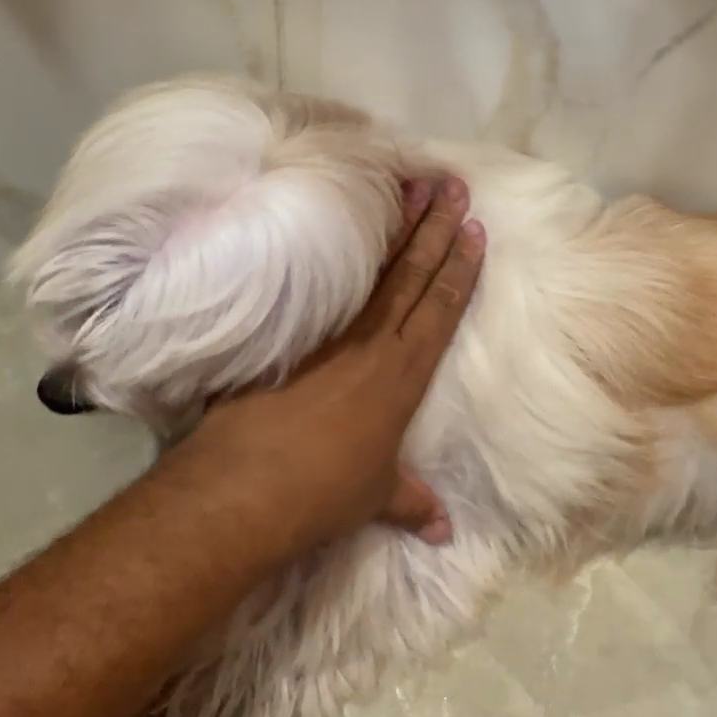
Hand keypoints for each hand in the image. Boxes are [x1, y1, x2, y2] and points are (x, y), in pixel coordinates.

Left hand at [187, 176, 483, 554]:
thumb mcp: (378, 497)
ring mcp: (329, 335)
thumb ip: (413, 502)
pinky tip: (344, 228)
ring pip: (373, 269)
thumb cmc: (323, 493)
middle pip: (412, 274)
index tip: (475, 231)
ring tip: (412, 184)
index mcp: (404, 375)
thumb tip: (445, 531)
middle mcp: (372, 343)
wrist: (242, 490)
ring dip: (396, 226)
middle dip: (436, 228)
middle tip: (453, 184)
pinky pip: (326, 285)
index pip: (441, 309)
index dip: (460, 269)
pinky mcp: (290, 336)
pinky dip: (342, 253)